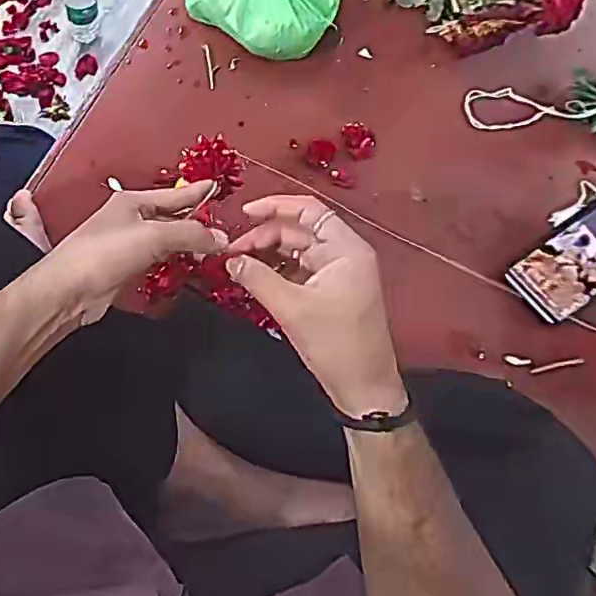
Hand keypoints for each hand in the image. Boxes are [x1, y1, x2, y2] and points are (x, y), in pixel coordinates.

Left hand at [21, 180, 226, 327]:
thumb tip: (221, 238)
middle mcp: (130, 219)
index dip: (197, 192)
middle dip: (197, 222)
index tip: (218, 187)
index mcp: (133, 201)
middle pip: (172, 217)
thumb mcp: (153, 235)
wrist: (68, 291)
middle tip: (225, 228)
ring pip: (166, 240)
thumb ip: (190, 234)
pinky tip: (188, 267)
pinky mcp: (126, 269)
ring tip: (214, 249)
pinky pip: (158, 260)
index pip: (175, 194)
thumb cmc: (104, 253)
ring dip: (188, 244)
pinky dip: (175, 262)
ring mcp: (127, 244)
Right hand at [227, 196, 407, 418]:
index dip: (275, 206)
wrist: (364, 390)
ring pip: (296, 248)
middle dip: (264, 234)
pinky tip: (253, 275)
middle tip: (233, 250)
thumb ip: (257, 277)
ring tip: (237, 262)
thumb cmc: (336, 346)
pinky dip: (276, 268)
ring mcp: (337, 271)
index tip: (244, 212)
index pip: (309, 210)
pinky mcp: (329, 289)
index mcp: (346, 249)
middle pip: (299, 229)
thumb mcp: (292, 308)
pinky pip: (298, 267)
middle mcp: (344, 253)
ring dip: (267, 252)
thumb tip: (230, 259)